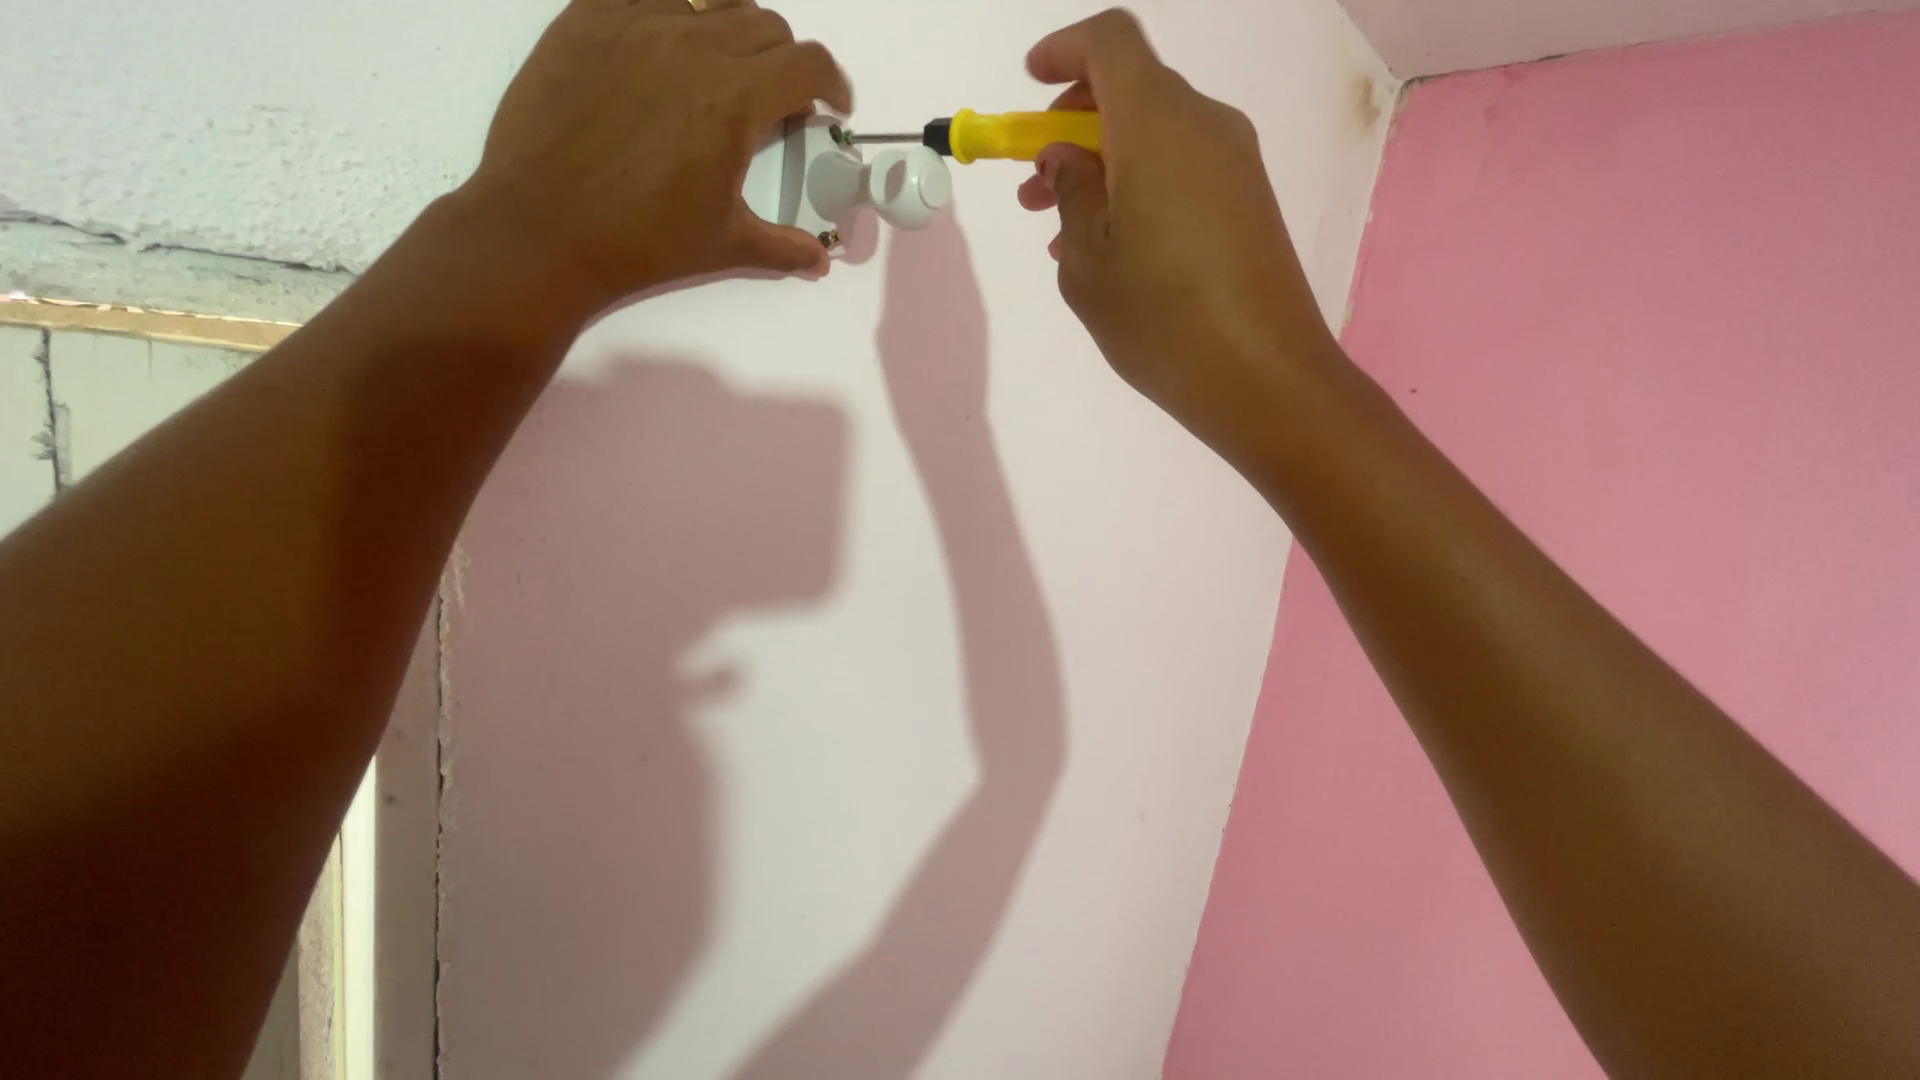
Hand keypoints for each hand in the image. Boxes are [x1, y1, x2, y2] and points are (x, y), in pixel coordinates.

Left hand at [458, 0, 852, 306]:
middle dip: (786, 59)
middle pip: (764, 25)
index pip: (807, 63)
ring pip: (708, 1)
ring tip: (720, 71)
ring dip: (732, 33)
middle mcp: (691, 45)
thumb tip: (820, 263)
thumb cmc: (644, 241)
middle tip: (776, 97)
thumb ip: (783, 247)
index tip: (832, 103)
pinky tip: (663, 55)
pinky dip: (671, 18)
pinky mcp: (586, 19)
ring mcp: (634, 23)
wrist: (543, 229)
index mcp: (734, 99)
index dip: (832, 82)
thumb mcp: (726, 246)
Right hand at [1018, 10, 1339, 451]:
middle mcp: (1205, 126)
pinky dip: (1139, 187)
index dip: (1064, 51)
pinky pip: (1183, 170)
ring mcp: (1236, 164)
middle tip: (1034, 185)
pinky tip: (1113, 246)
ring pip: (1156, 135)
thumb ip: (1069, 195)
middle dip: (1074, 124)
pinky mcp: (1250, 202)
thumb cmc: (1160, 320)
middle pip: (1132, 90)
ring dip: (1104, 164)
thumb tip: (1067, 158)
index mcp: (1157, 124)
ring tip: (1062, 229)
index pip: (1110, 44)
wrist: (1263, 377)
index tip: (1030, 82)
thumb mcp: (1086, 262)